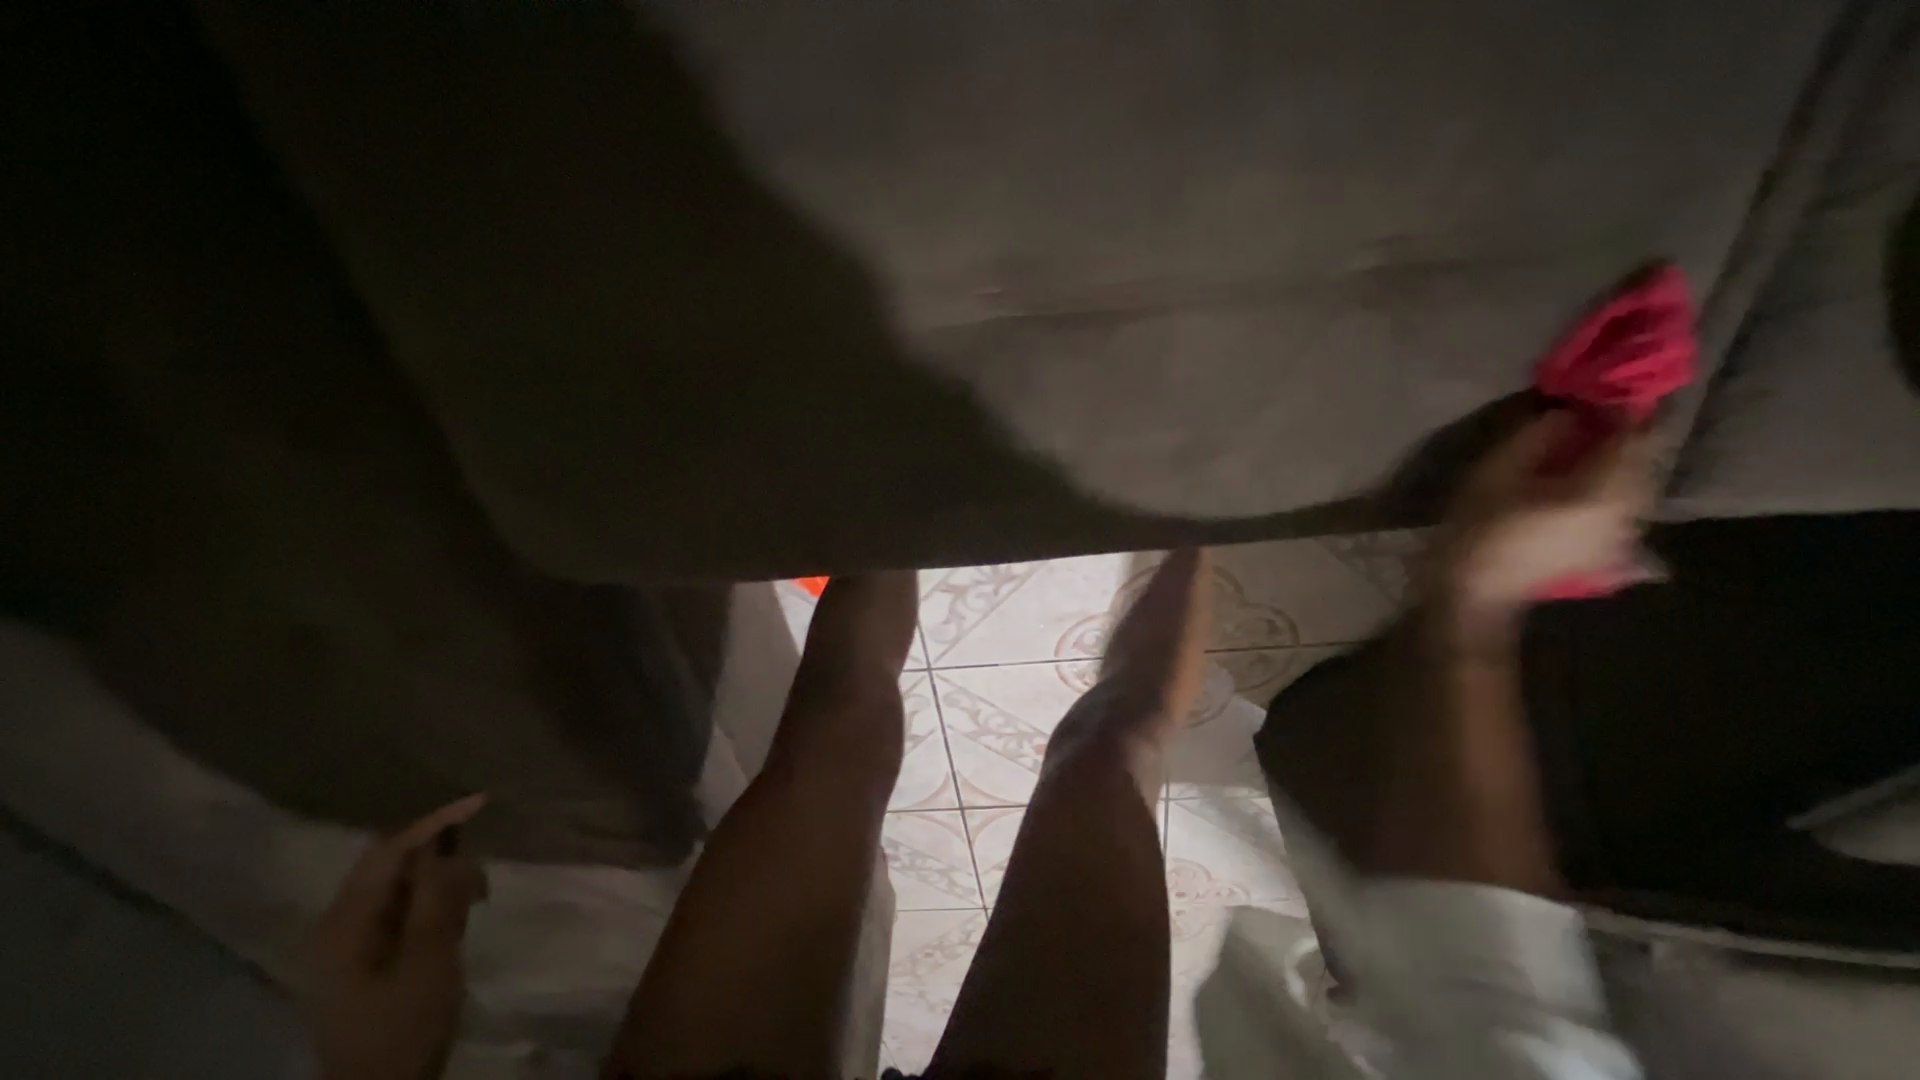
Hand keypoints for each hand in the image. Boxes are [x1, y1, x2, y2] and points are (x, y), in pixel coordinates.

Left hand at [301, 795, 488, 1079]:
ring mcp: (343, 947)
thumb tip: (449, 850)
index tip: (482, 803)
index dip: (436, 823)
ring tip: (476, 897)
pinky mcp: (358, 963)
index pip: (389, 852)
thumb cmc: (402, 1028)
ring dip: (437, 882)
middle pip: (388, 867)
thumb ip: (437, 901)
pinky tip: (453, 921)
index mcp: (343, 923)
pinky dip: (427, 906)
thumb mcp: (429, 963)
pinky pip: (395, 914)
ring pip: (395, 890)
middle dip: (439, 856)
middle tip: (484, 870)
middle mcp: (334, 926)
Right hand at [1429, 410, 1655, 636]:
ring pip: (1635, 485)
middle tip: (1598, 416)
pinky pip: (1622, 507)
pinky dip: (1611, 487)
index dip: (1628, 409)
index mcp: (1601, 493)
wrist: (1472, 596)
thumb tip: (1567, 413)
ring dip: (1619, 462)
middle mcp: (1625, 513)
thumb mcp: (1493, 474)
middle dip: (1625, 436)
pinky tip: (1585, 485)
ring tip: (1590, 448)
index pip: (1636, 437)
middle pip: (1643, 461)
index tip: (1609, 389)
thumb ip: (1536, 437)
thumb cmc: (1477, 532)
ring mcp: (1621, 536)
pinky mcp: (1607, 550)